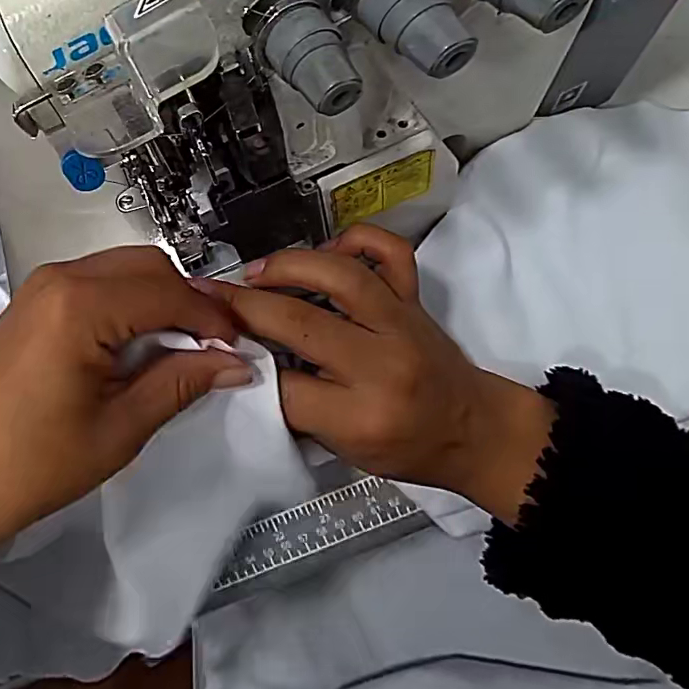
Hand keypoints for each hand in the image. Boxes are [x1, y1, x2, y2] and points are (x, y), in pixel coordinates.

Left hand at [0, 246, 249, 634]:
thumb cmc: (35, 466)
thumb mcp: (121, 428)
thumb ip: (182, 382)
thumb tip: (237, 362)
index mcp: (80, 305)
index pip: (169, 292)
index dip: (212, 319)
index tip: (238, 349)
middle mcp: (60, 277)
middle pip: (148, 266)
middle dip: (188, 301)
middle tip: (213, 347)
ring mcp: (41, 284)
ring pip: (124, 268)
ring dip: (160, 298)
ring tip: (180, 348)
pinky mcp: (32, 299)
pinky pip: (97, 280)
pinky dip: (129, 301)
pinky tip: (138, 342)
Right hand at [194, 225, 552, 524]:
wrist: (474, 430)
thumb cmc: (409, 448)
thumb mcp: (345, 449)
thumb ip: (299, 407)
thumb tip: (252, 360)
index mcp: (363, 416)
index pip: (284, 385)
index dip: (244, 364)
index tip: (218, 347)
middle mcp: (384, 363)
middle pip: (299, 323)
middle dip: (245, 309)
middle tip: (214, 300)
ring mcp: (402, 322)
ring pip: (339, 276)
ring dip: (287, 266)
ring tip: (256, 272)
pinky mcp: (415, 298)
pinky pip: (389, 252)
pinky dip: (355, 240)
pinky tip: (327, 251)